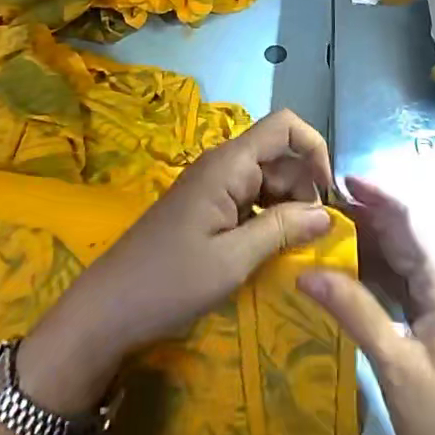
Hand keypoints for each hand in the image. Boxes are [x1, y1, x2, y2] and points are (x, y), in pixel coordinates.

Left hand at [17, 109, 335, 413]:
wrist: (107, 309)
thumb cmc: (170, 281)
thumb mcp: (234, 259)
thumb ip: (282, 229)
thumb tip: (327, 213)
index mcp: (229, 164)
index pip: (284, 125)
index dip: (314, 148)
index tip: (327, 193)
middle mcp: (223, 164)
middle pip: (279, 156)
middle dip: (303, 189)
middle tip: (310, 238)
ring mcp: (213, 185)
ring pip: (267, 180)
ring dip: (287, 208)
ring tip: (293, 249)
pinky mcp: (206, 206)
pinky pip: (249, 199)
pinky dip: (267, 219)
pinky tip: (270, 251)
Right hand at [298, 177, 434, 434]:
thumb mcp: (398, 369)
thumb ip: (356, 312)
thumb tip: (307, 272)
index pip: (415, 220)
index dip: (380, 194)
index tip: (341, 180)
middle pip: (413, 234)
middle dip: (370, 216)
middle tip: (321, 208)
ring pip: (413, 257)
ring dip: (375, 243)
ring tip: (329, 232)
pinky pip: (416, 282)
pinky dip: (385, 273)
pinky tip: (354, 271)